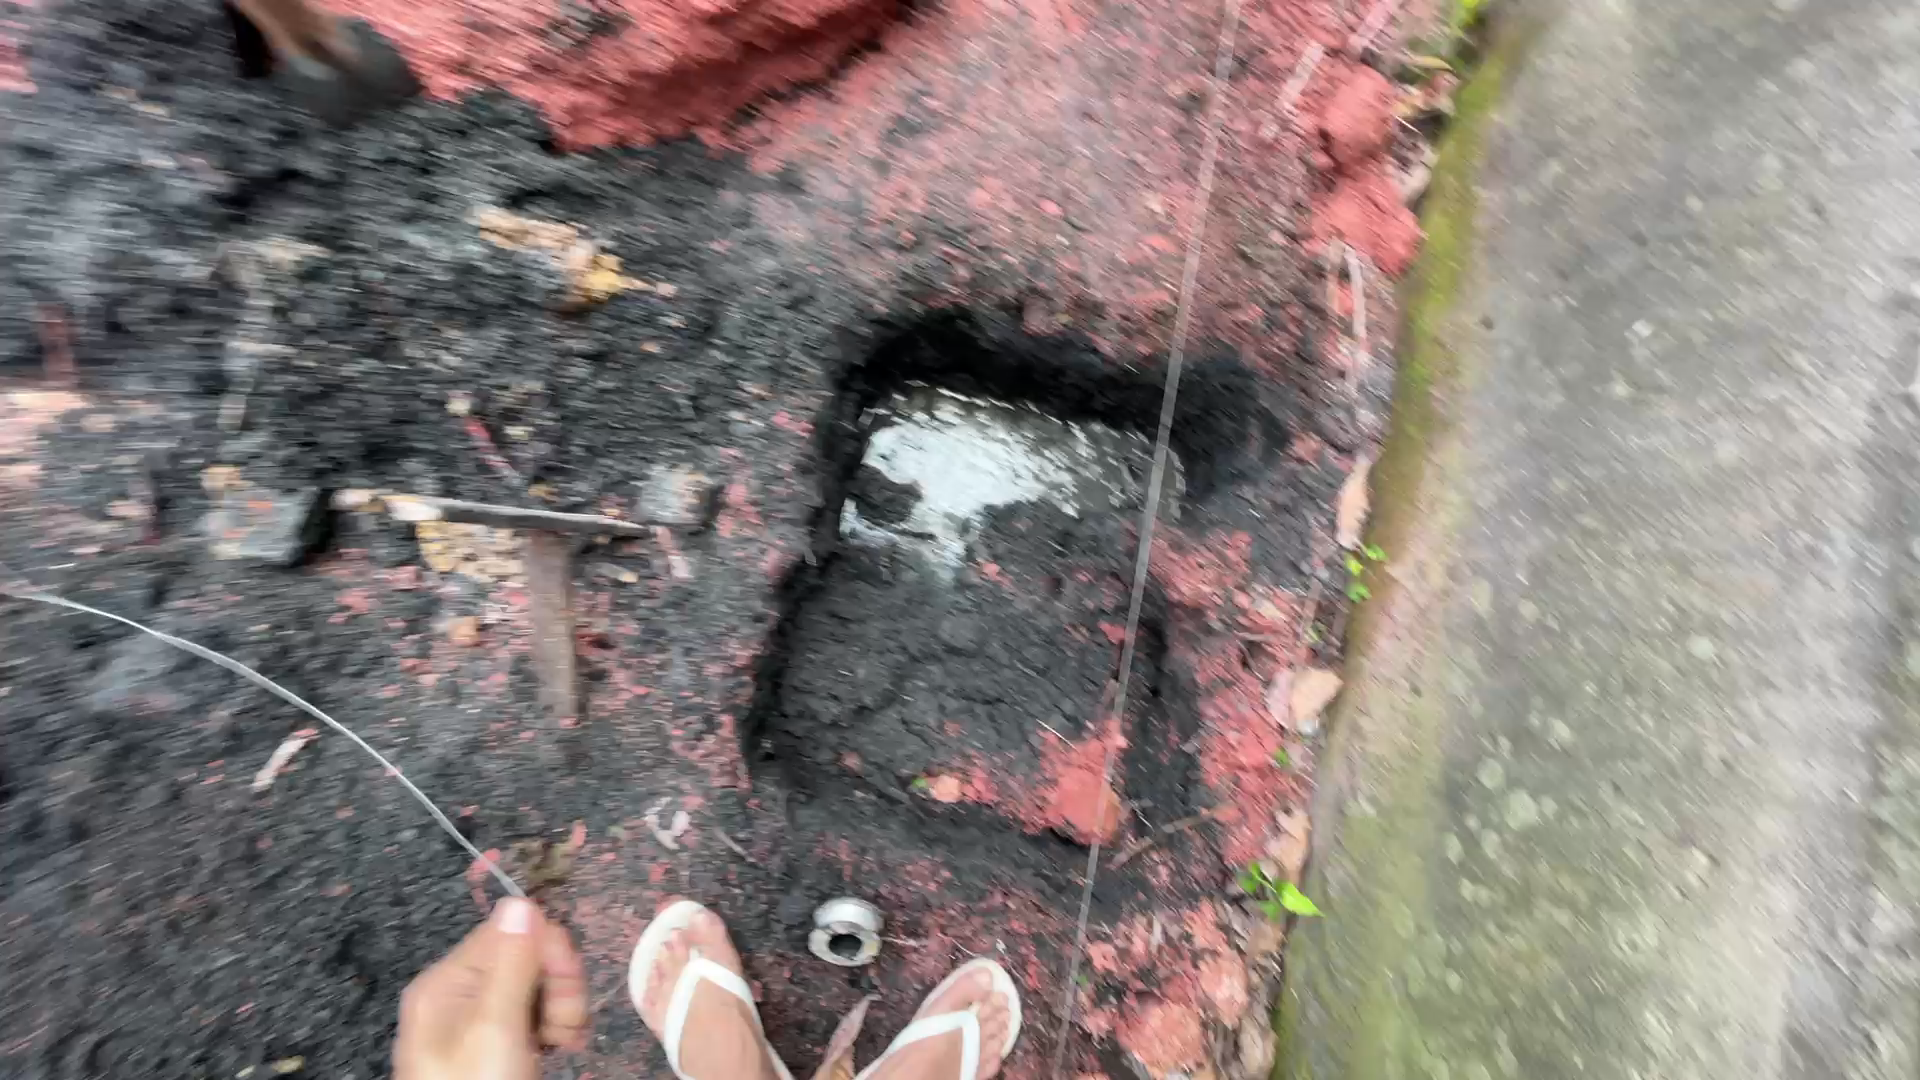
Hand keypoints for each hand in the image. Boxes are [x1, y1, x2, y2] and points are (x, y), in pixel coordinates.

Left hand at [395, 898, 590, 1079]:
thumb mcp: (495, 1030)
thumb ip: (511, 963)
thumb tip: (521, 899)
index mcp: (447, 982)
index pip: (514, 928)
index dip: (549, 949)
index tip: (567, 985)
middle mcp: (459, 991)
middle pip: (529, 952)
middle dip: (560, 983)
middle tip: (567, 1023)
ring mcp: (476, 1016)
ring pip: (541, 979)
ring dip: (565, 1005)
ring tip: (565, 1039)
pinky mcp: (496, 1037)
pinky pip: (538, 1006)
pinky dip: (558, 1021)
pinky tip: (562, 1044)